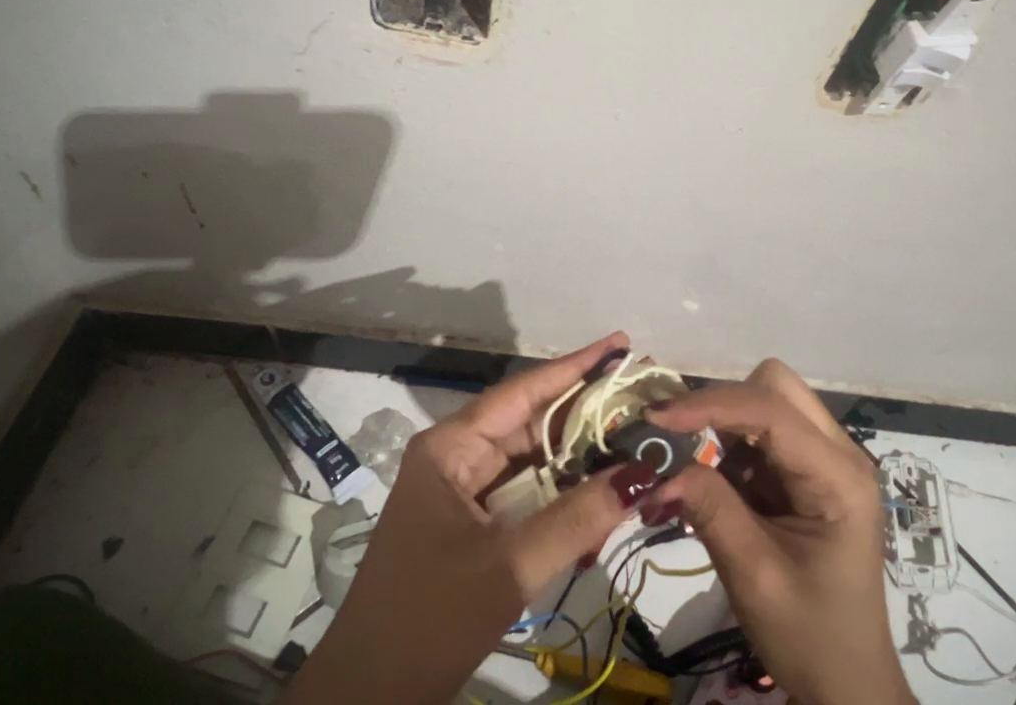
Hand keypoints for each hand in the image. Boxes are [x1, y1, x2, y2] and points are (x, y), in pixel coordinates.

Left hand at [289, 332, 661, 704]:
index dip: (574, 366)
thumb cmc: (430, 617)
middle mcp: (457, 459)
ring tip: (637, 444)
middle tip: (644, 401)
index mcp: (450, 448)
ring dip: (581, 459)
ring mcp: (464, 493)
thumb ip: (579, 518)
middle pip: (531, 423)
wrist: (371, 691)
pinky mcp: (473, 527)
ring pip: (533, 461)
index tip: (622, 344)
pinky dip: (565, 496)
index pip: (522, 392)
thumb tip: (644, 474)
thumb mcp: (509, 566)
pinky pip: (528, 496)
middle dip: (587, 414)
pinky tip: (605, 496)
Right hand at [646, 360, 915, 704]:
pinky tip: (712, 486)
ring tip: (687, 469)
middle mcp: (838, 453)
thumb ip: (710, 509)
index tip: (656, 417)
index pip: (771, 411)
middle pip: (775, 388)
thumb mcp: (754, 575)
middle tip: (673, 438)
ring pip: (765, 405)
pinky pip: (761, 436)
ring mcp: (824, 460)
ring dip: (722, 427)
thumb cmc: (808, 633)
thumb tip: (658, 469)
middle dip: (720, 405)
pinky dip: (729, 448)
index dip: (711, 404)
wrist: (846, 680)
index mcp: (839, 476)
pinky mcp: (805, 474)